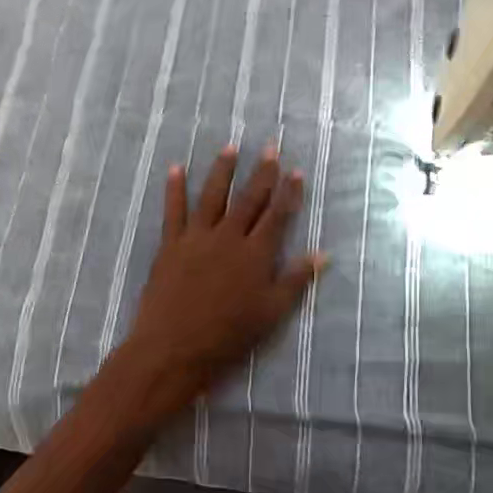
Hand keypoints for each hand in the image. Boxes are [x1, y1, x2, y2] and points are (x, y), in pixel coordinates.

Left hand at [121, 145, 323, 406]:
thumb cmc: (228, 335)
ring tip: (230, 148)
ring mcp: (196, 238)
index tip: (295, 170)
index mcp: (256, 254)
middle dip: (261, 172)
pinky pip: (173, 210)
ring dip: (222, 171)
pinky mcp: (170, 244)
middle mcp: (228, 237)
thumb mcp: (271, 313)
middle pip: (248, 199)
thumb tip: (323, 254)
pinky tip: (175, 168)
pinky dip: (174, 189)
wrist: (175, 345)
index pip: (277, 216)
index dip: (288, 192)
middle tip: (269, 147)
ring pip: (212, 196)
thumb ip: (295, 280)